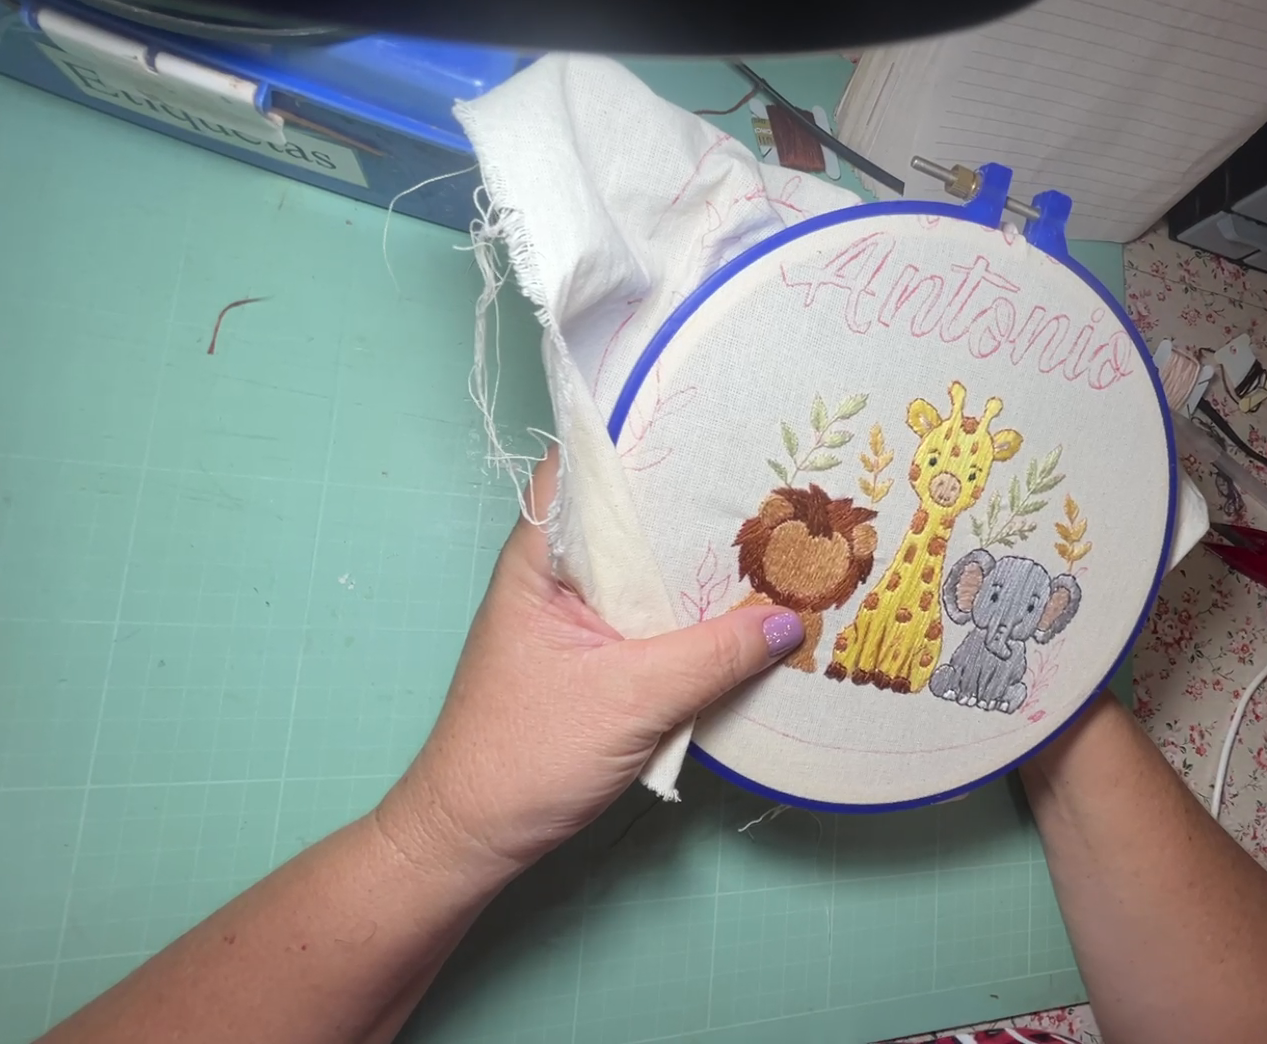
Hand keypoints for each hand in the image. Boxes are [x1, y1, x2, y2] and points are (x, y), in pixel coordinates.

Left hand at [374, 449, 801, 881]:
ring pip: (646, 568)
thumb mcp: (631, 699)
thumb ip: (715, 656)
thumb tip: (792, 619)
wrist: (475, 841)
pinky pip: (655, 611)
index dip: (640, 438)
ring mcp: (580, 615)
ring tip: (766, 531)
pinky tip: (742, 603)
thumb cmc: (527, 756)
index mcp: (542, 558)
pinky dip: (693, 605)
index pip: (583, 468)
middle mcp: (560, 574)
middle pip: (627, 516)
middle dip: (689, 500)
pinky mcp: (600, 652)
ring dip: (696, 558)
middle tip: (763, 479)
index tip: (708, 426)